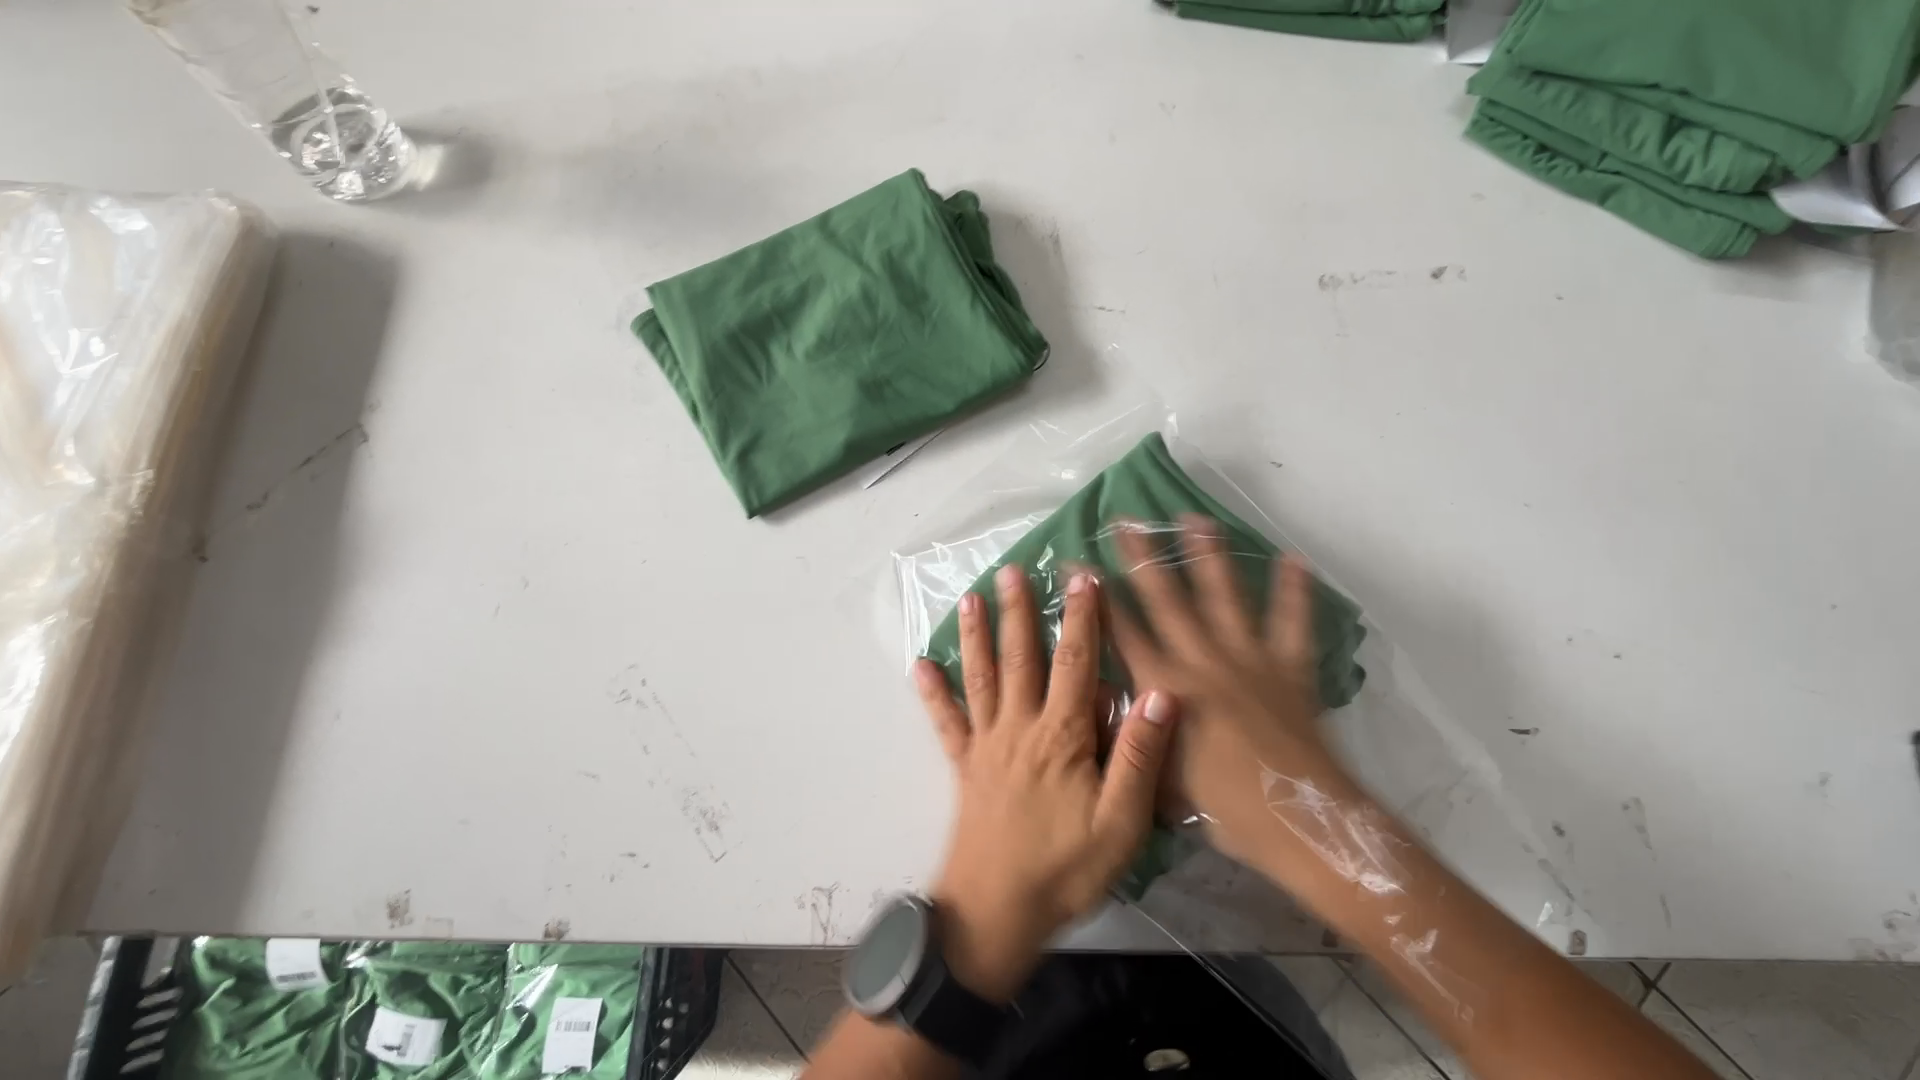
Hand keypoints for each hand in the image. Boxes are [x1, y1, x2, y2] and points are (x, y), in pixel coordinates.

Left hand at [913, 563, 1177, 1001]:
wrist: (995, 913)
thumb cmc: (1064, 869)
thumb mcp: (1120, 822)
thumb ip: (1138, 757)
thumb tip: (1160, 692)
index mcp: (1062, 736)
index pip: (1076, 663)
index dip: (1081, 618)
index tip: (1081, 576)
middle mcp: (1020, 728)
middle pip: (1021, 659)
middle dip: (1019, 611)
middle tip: (1011, 569)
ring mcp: (986, 746)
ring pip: (982, 678)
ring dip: (977, 636)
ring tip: (969, 598)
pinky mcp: (964, 767)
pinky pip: (946, 723)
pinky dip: (933, 692)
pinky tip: (921, 665)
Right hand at [1108, 516, 1359, 873]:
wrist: (1293, 818)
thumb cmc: (1219, 808)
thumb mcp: (1154, 777)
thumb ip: (1129, 737)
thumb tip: (1103, 707)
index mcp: (1163, 686)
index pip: (1119, 630)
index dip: (1093, 596)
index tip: (1074, 563)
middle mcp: (1201, 660)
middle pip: (1165, 599)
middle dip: (1142, 557)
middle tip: (1126, 520)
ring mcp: (1247, 658)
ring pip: (1224, 596)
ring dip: (1208, 555)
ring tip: (1195, 519)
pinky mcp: (1288, 668)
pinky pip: (1292, 622)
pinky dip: (1294, 591)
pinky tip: (1294, 558)